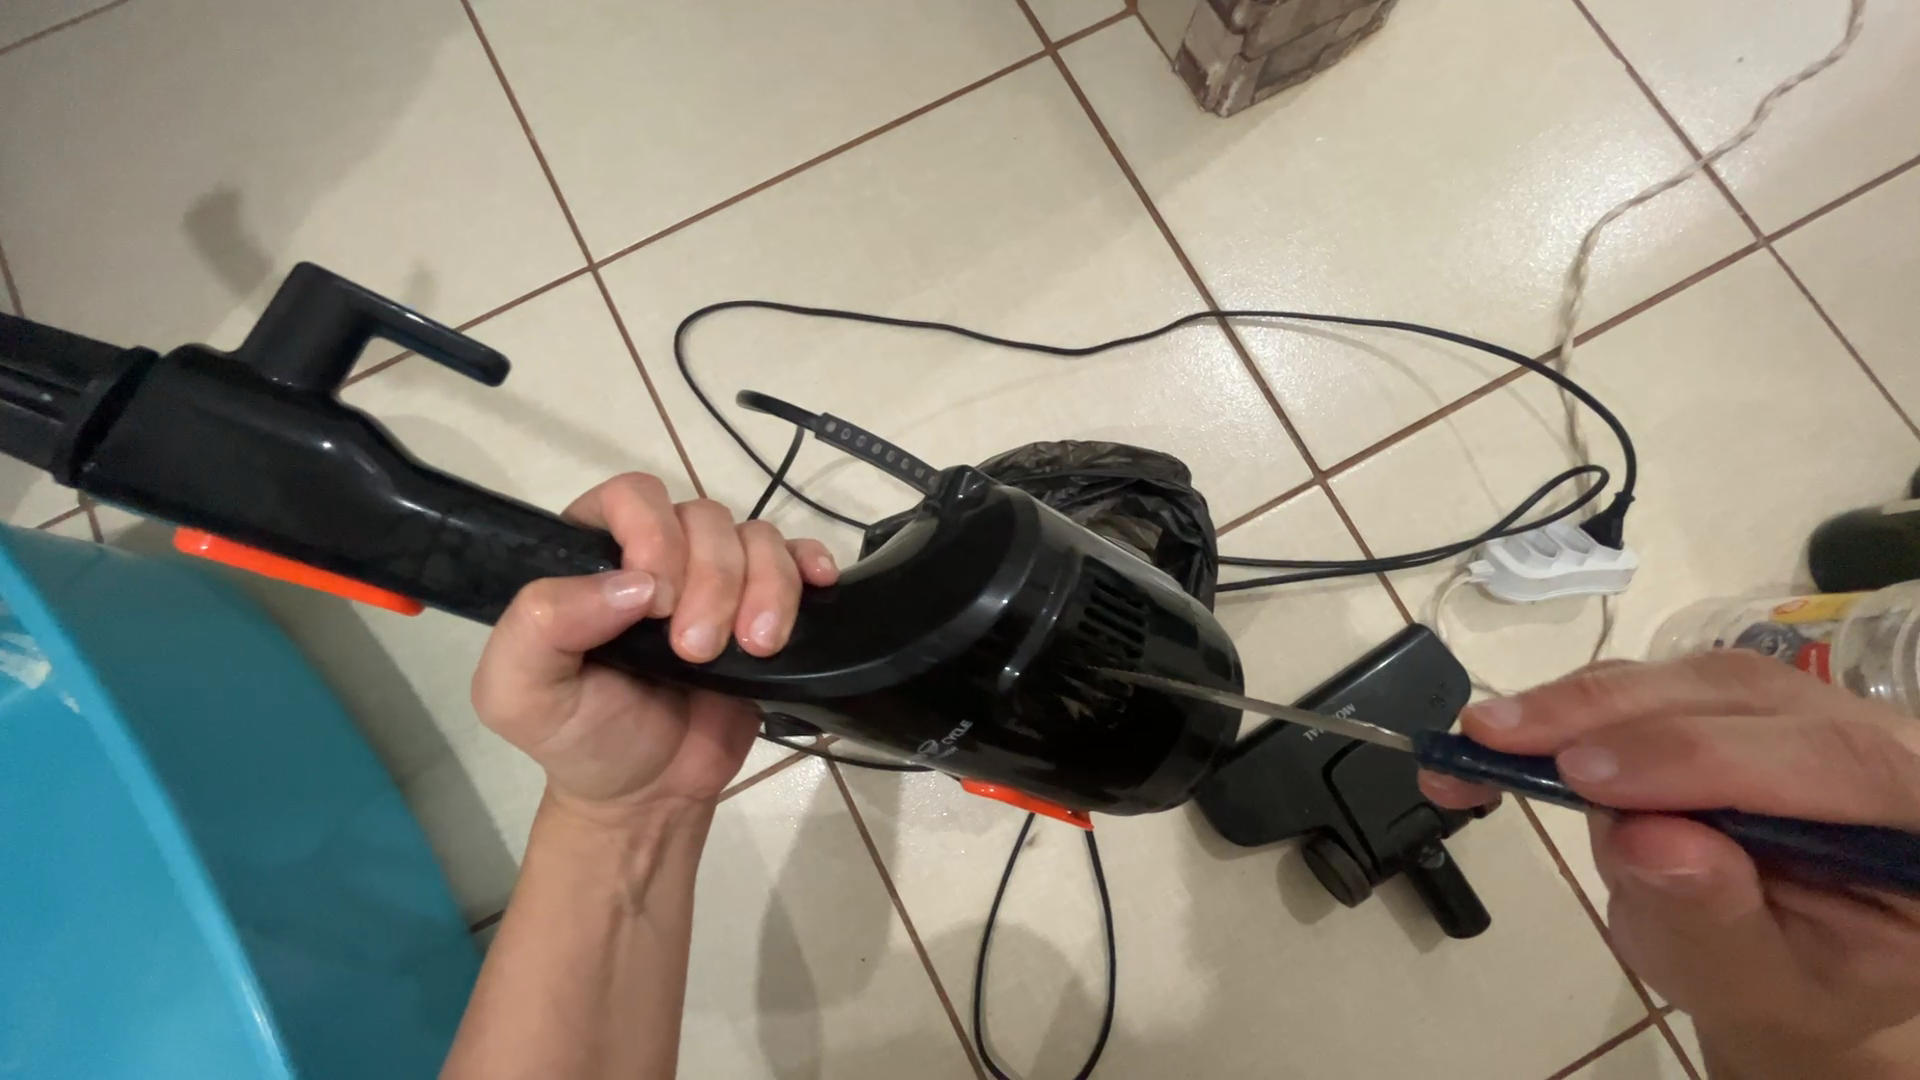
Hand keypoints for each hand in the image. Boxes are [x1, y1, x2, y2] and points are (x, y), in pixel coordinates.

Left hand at [470, 473, 838, 820]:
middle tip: (696, 652)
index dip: (653, 536)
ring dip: (767, 587)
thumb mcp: (520, 694)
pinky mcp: (767, 601)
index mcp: (595, 556)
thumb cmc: (583, 739)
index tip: (656, 605)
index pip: (631, 497)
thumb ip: (540, 625)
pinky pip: (799, 557)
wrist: (652, 791)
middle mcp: (661, 554)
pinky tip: (819, 584)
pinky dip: (811, 564)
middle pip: (706, 517)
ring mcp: (720, 577)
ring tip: (758, 648)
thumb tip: (636, 585)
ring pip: (758, 536)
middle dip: (713, 582)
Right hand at [1420, 652, 1919, 1076]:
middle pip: (1740, 696)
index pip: (1844, 763)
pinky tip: (1502, 734)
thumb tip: (1649, 842)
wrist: (1758, 954)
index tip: (1579, 777)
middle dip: (1605, 714)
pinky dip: (1554, 707)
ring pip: (1675, 675)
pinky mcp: (1709, 698)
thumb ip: (1715, 921)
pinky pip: (1631, 682)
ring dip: (1566, 704)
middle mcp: (1879, 746)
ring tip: (1479, 737)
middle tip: (1492, 738)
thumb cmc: (1770, 982)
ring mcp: (1790, 710)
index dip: (1705, 756)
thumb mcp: (1748, 981)